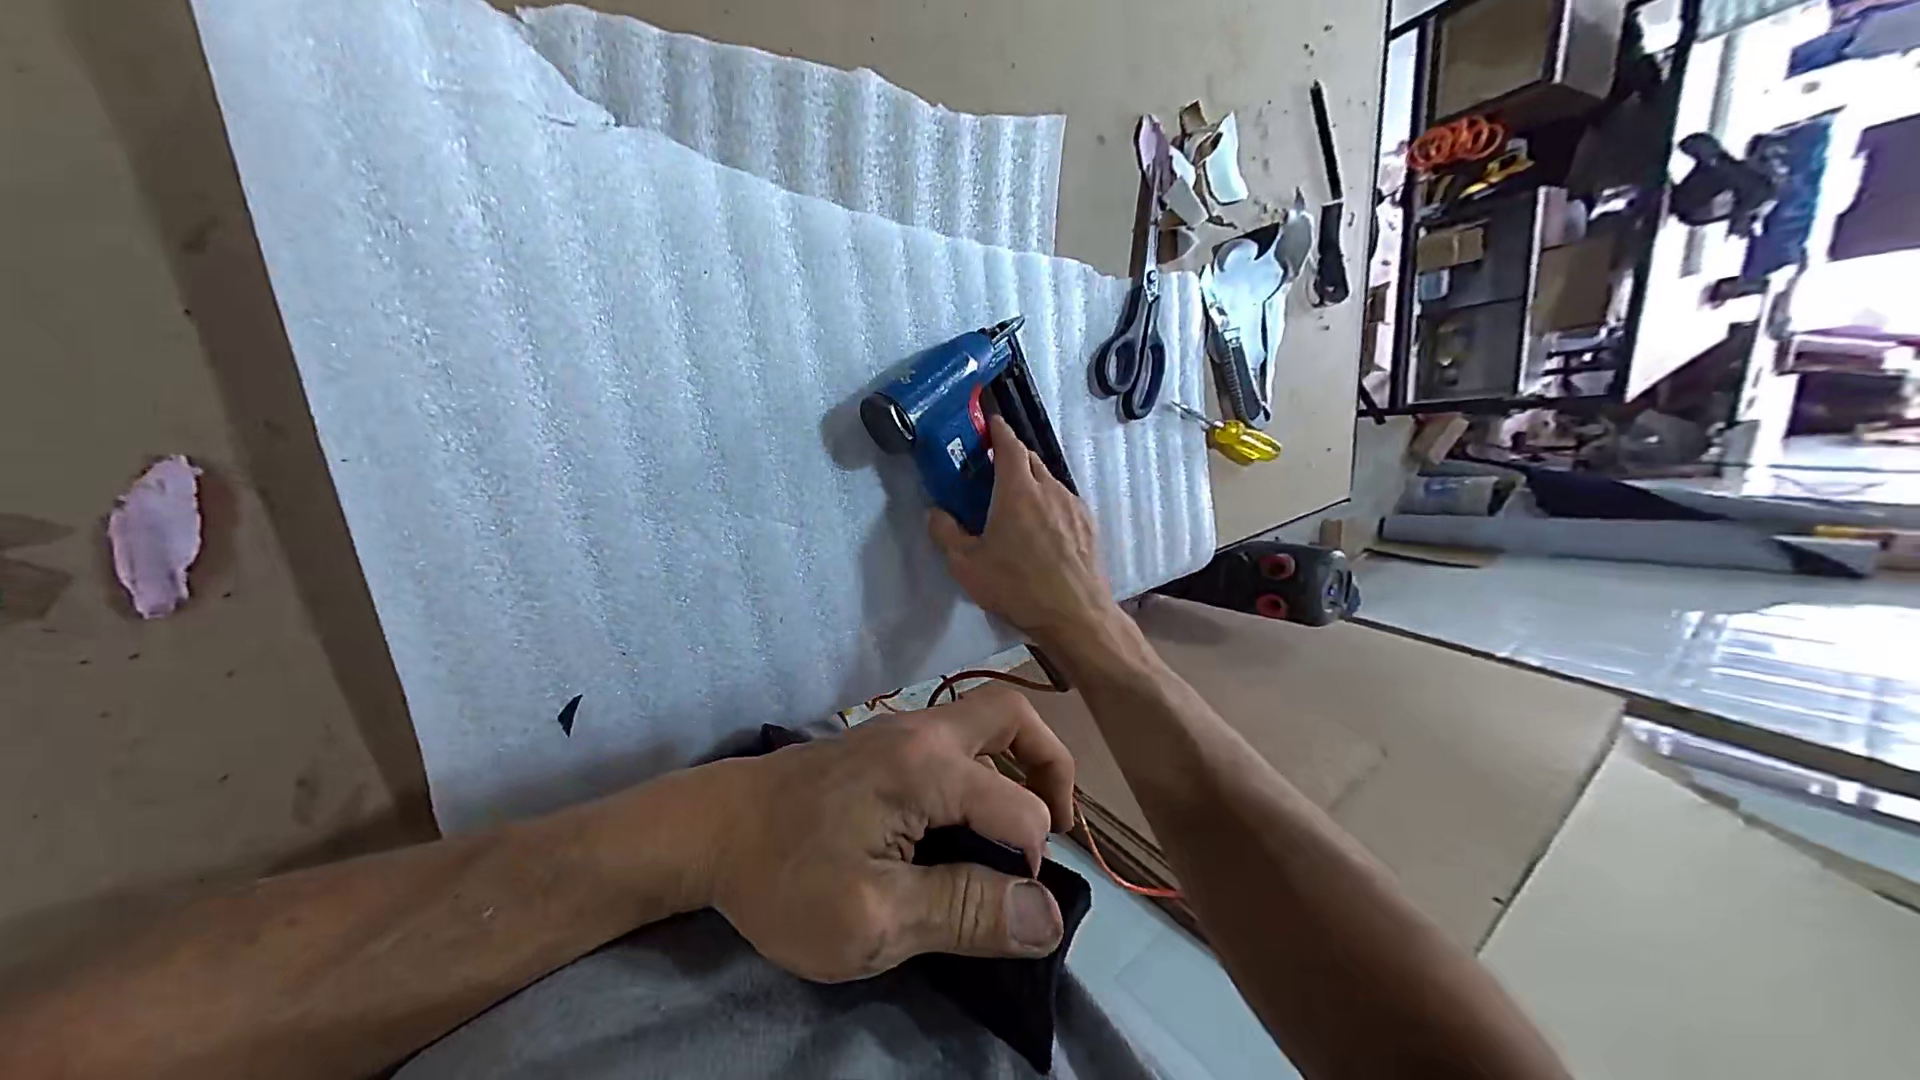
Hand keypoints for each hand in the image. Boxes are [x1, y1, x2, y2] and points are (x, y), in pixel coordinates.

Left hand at [704, 685, 1076, 982]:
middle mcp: (923, 730)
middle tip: (1057, 825)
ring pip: (986, 720)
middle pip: (1015, 716)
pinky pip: (957, 738)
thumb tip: (1048, 916)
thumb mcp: (873, 920)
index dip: (1033, 864)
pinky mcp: (885, 742)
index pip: (1020, 809)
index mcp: (927, 767)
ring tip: (1020, 824)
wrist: (712, 829)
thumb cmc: (786, 879)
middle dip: (1052, 766)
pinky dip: (985, 767)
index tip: (1013, 912)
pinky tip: (967, 817)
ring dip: (1018, 761)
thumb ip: (965, 912)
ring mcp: (902, 729)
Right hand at [930, 414, 1118, 642]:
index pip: (1009, 444)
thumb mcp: (966, 565)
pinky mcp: (1088, 526)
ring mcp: (1073, 506)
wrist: (1075, 615)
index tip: (990, 424)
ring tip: (1017, 503)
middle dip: (1013, 455)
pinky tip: (1042, 529)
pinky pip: (1064, 502)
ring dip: (1032, 481)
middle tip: (994, 468)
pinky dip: (1049, 503)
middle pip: (1031, 458)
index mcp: (1018, 490)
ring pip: (1050, 480)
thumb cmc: (1016, 586)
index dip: (998, 430)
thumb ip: (946, 533)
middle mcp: (1049, 489)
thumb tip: (936, 513)